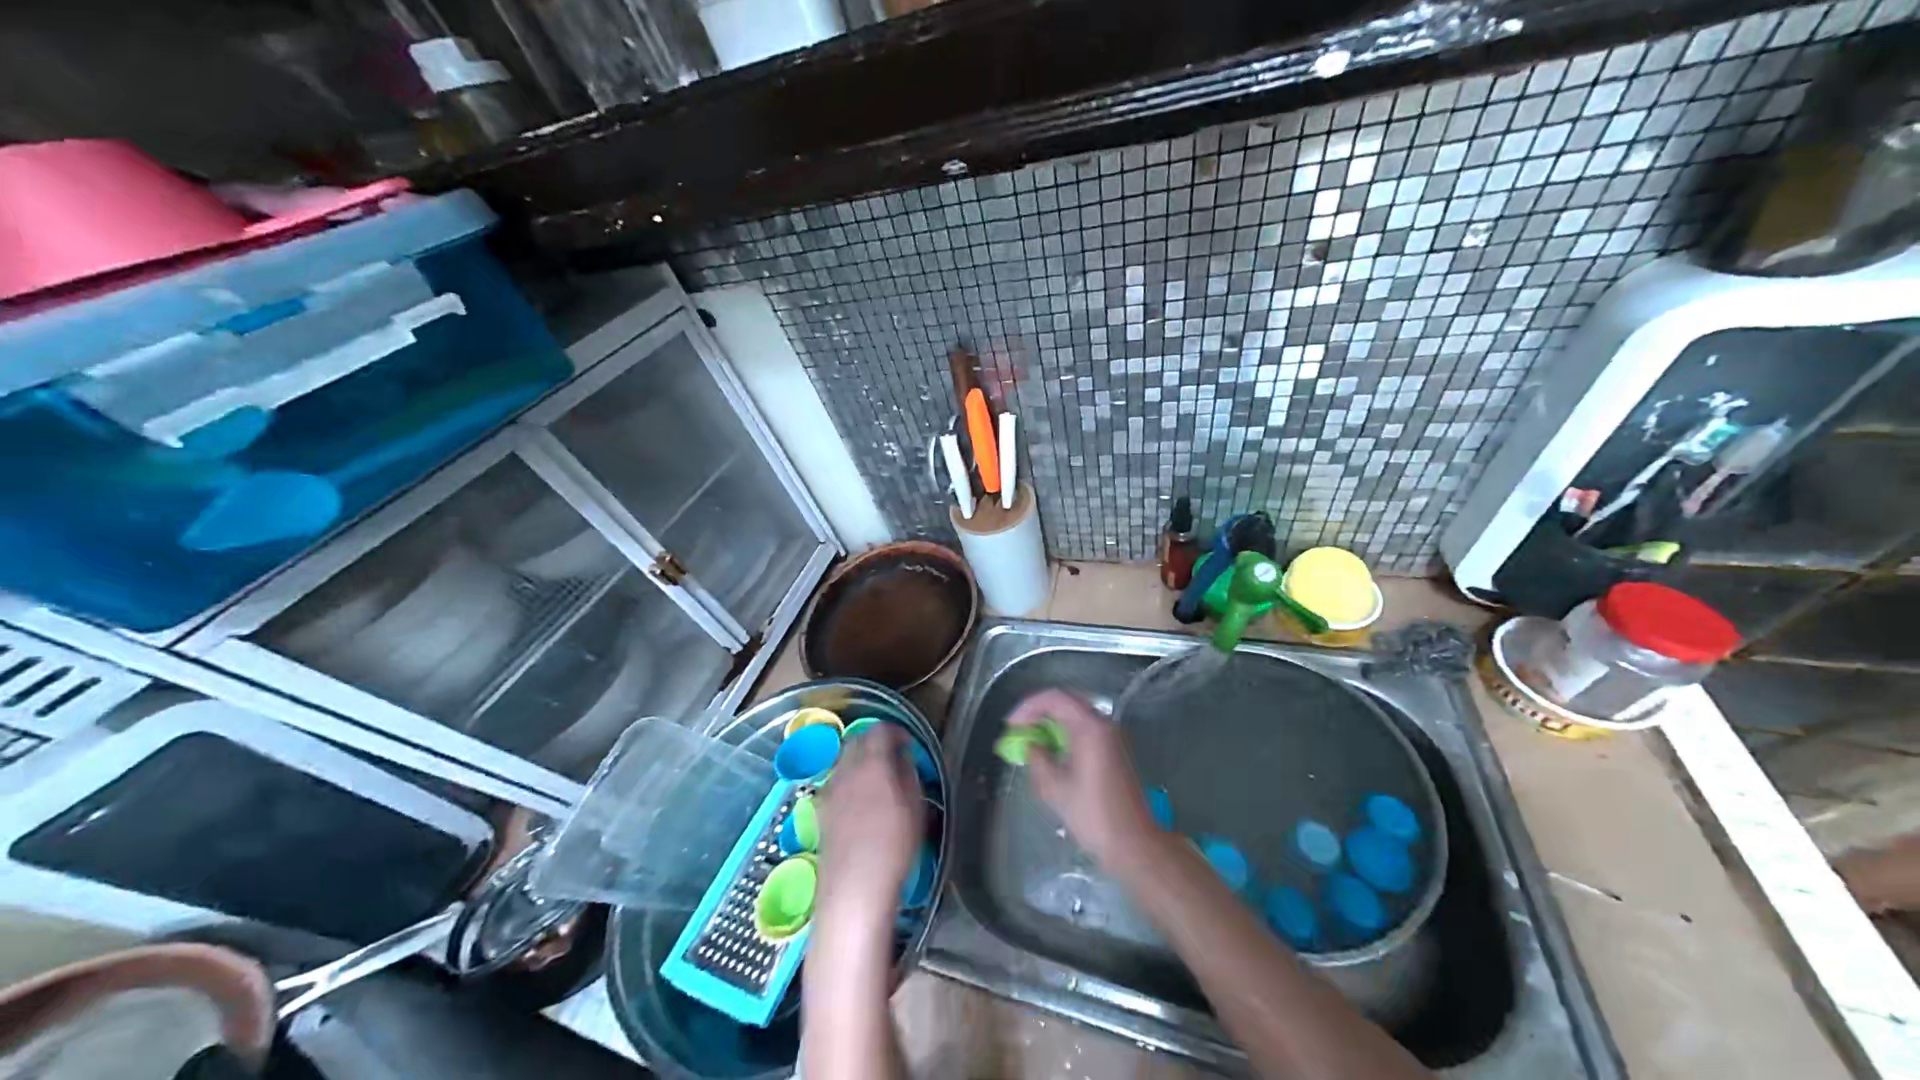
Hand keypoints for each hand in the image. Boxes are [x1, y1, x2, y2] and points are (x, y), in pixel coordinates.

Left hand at [814, 726, 924, 932]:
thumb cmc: (894, 849)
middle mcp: (846, 771)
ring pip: (843, 761)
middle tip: (894, 755)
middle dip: (875, 741)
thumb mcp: (916, 809)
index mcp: (872, 764)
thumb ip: (909, 775)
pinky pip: (836, 782)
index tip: (908, 742)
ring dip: (860, 760)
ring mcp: (829, 790)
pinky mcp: (820, 811)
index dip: (896, 731)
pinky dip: (849, 780)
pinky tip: (861, 800)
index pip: (879, 731)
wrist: (854, 889)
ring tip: (879, 777)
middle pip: (856, 741)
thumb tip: (905, 758)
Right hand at [1006, 689, 1158, 867]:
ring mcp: (1113, 737)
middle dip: (1039, 712)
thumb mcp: (1054, 787)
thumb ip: (1037, 758)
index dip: (1027, 707)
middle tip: (1019, 729)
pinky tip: (1053, 752)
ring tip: (1031, 741)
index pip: (1054, 698)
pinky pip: (1086, 730)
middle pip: (1067, 702)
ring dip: (1052, 723)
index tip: (1011, 726)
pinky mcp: (1115, 750)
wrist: (1133, 843)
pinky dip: (1066, 734)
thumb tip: (1030, 744)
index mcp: (1090, 727)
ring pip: (1077, 715)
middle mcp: (1104, 724)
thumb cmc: (1092, 815)